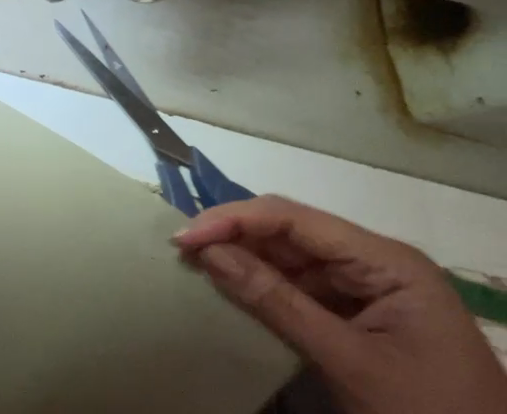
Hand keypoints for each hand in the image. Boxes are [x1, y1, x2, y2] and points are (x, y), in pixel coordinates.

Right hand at [175, 195, 506, 413]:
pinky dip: (262, 284)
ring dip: (243, 259)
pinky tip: (234, 290)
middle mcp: (378, 262)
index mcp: (388, 262)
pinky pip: (300, 283)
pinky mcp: (360, 311)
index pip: (292, 217)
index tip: (183, 240)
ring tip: (199, 268)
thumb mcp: (350, 361)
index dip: (231, 220)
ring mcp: (370, 286)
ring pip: (288, 254)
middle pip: (287, 230)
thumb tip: (205, 251)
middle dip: (233, 236)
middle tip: (183, 252)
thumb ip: (277, 302)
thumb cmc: (430, 410)